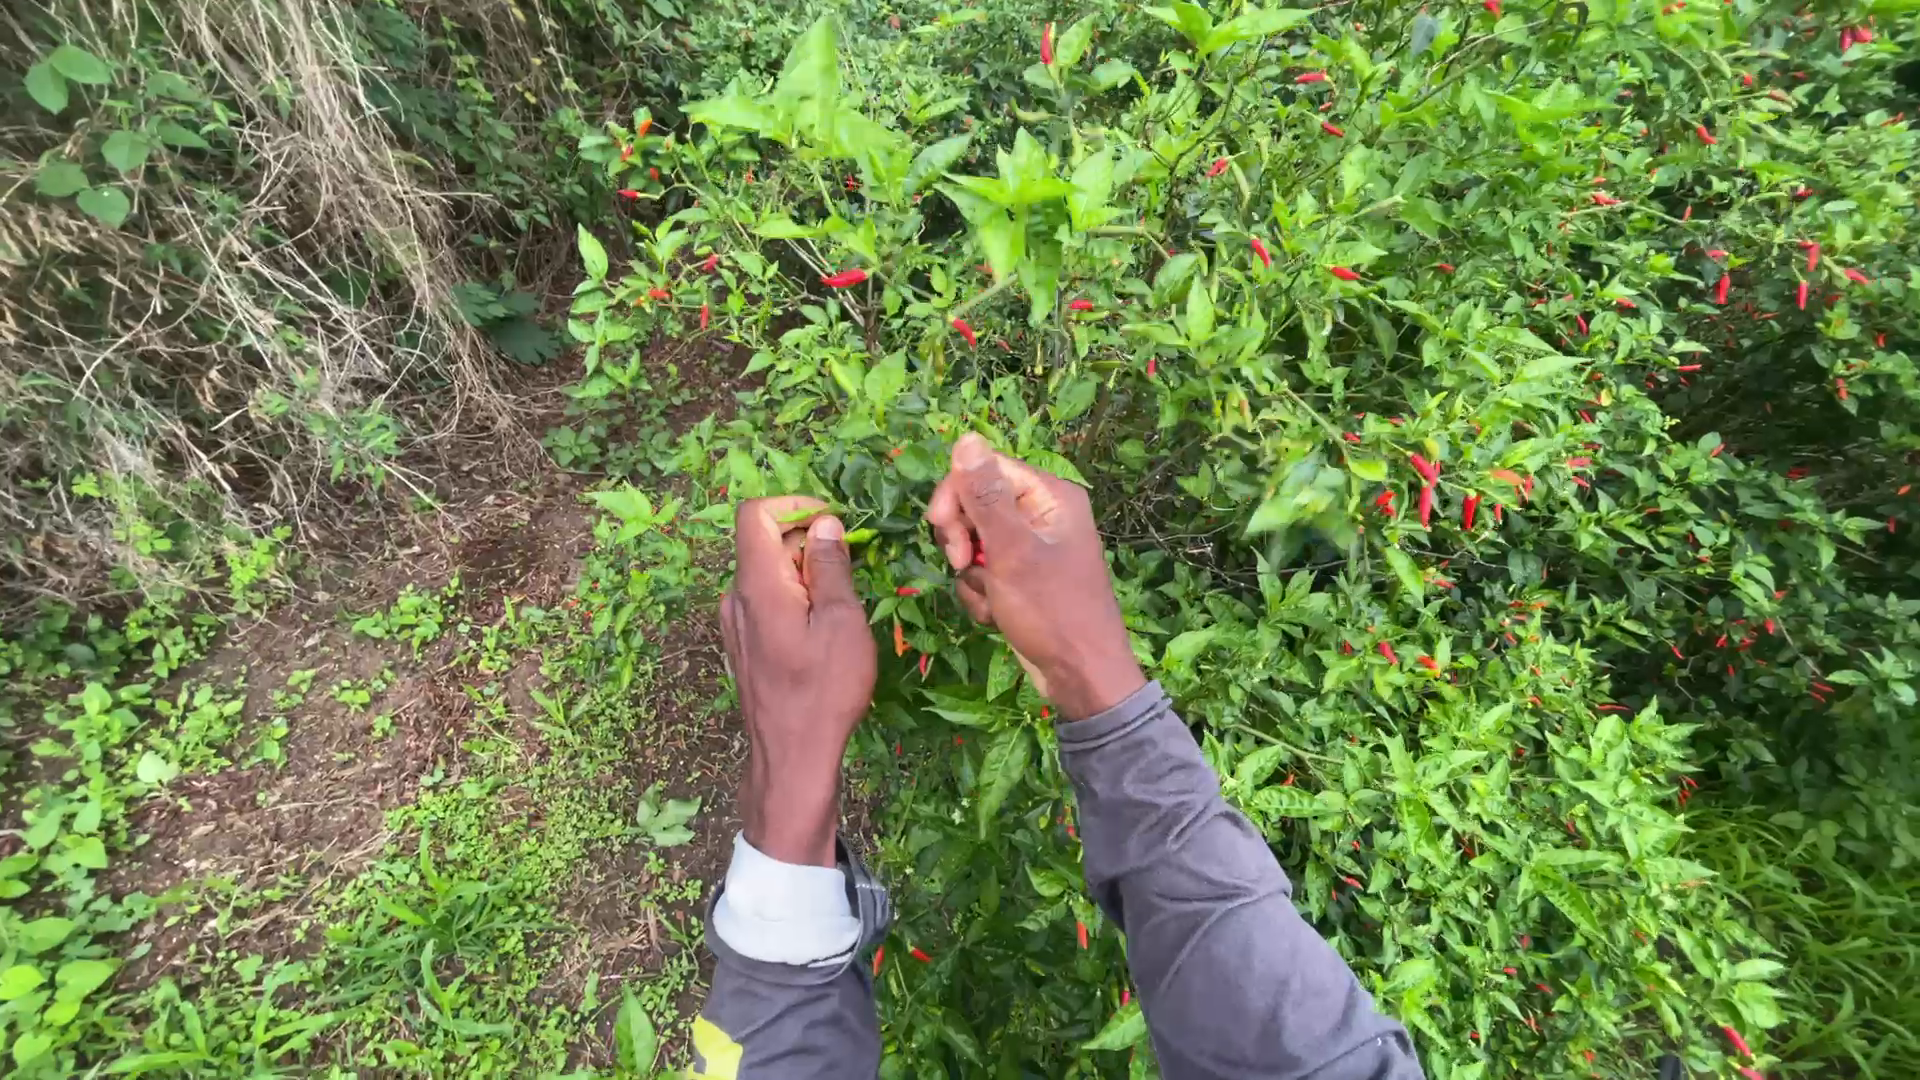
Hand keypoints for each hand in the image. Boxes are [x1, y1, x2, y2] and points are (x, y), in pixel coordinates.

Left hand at [720, 497, 876, 866]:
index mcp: (756, 583)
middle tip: (852, 563)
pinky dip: (794, 595)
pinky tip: (823, 626)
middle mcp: (735, 597)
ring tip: (843, 600)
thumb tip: (824, 524)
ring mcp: (735, 623)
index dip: (793, 504)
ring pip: (768, 573)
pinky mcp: (743, 644)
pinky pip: (766, 600)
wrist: (792, 757)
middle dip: (808, 540)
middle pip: (764, 543)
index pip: (754, 514)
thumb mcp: (841, 621)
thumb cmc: (824, 688)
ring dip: (804, 570)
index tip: (832, 520)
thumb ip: (830, 566)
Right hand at [926, 434, 1144, 719]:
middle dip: (963, 541)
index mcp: (1050, 496)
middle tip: (965, 563)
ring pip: (974, 543)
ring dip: (972, 574)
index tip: (942, 529)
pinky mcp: (1022, 578)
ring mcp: (1032, 549)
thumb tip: (966, 438)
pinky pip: (984, 572)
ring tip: (994, 599)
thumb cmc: (1052, 610)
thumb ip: (985, 496)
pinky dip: (982, 594)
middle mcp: (1042, 515)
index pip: (985, 470)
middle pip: (976, 505)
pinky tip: (997, 614)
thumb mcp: (1012, 550)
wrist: (1080, 676)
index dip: (956, 497)